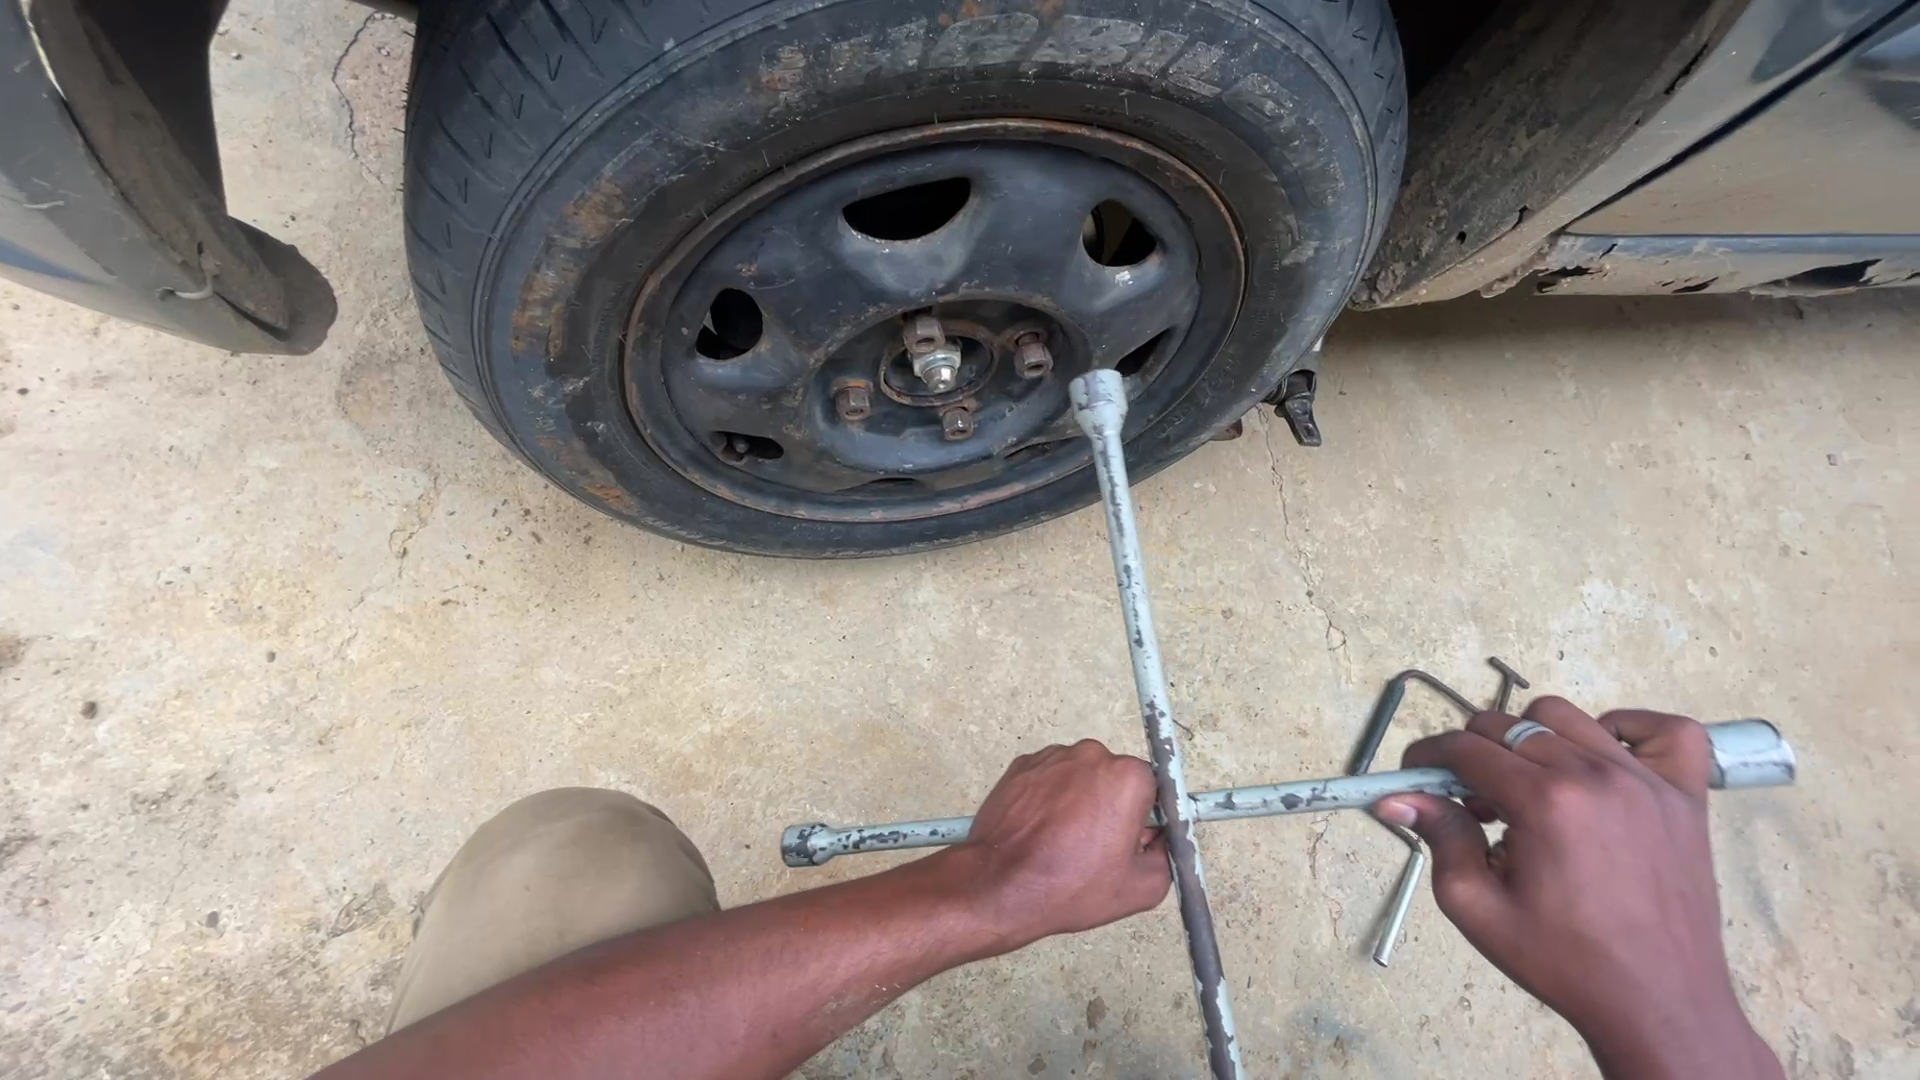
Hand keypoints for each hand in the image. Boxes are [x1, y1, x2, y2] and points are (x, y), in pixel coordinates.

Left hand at [948, 739, 1169, 950]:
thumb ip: (1167, 855)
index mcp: (1127, 777)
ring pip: (1079, 777)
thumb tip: (1161, 839)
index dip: (1143, 818)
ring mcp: (1053, 756)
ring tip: (1064, 842)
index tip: (1131, 840)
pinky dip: (1049, 799)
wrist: (1002, 884)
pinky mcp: (1023, 764)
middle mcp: (1091, 754)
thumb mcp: (1141, 887)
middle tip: (1096, 847)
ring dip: (1078, 802)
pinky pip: (1049, 778)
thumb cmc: (1068, 885)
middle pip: (1114, 778)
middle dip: (1111, 807)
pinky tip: (1043, 831)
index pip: (1151, 789)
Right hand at [1375, 698, 1780, 1079]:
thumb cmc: (1560, 959)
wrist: (1660, 1008)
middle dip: (1472, 753)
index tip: (1415, 779)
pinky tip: (1602, 761)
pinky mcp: (1686, 799)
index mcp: (1543, 802)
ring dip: (1531, 739)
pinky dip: (1629, 731)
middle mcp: (1594, 776)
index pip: (1462, 747)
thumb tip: (1393, 796)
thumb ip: (1437, 835)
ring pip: (1564, 717)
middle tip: (1470, 800)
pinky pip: (1667, 732)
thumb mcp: (1474, 904)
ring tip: (1528, 786)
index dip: (1426, 757)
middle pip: (1505, 726)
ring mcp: (1647, 783)